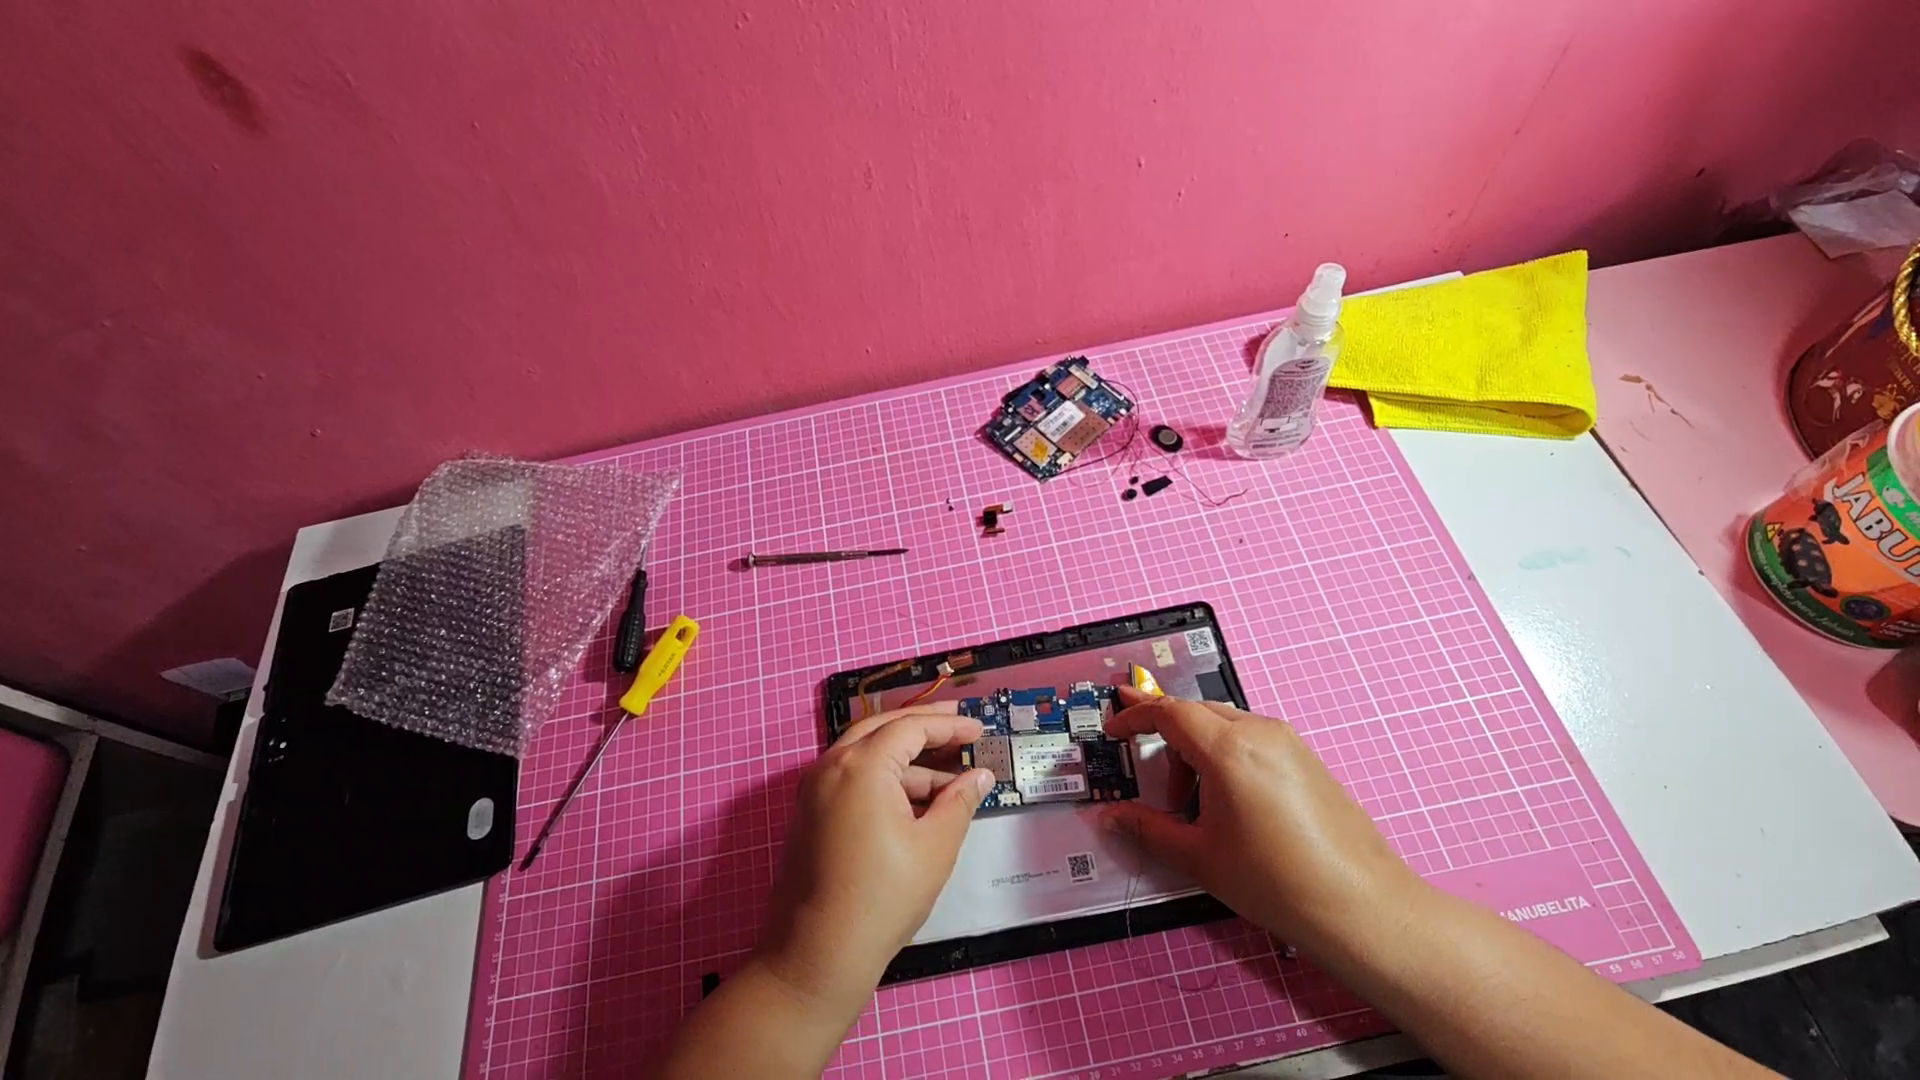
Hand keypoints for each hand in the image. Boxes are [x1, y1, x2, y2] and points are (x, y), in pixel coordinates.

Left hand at [760, 701, 994, 998]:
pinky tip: (916, 803)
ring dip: (907, 759)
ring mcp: (814, 788)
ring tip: (949, 782)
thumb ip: (959, 802)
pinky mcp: (810, 812)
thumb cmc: (883, 897)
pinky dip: (884, 779)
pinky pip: (852, 777)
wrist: (817, 954)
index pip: (910, 727)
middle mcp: (831, 765)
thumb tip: (979, 776)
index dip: (948, 724)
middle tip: (960, 728)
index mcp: (861, 765)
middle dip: (924, 727)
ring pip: (866, 753)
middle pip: (883, 729)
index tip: (978, 729)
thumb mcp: (935, 847)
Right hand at [1099, 689, 1422, 952]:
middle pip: (1196, 714)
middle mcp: (1259, 731)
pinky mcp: (1308, 759)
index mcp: (1228, 748)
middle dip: (1167, 740)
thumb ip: (1147, 828)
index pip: (1169, 711)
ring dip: (1198, 752)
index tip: (1114, 729)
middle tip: (1156, 784)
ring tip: (1199, 809)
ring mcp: (1289, 742)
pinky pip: (1252, 739)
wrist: (1361, 905)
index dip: (1135, 714)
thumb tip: (1110, 816)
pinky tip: (1234, 806)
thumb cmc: (1273, 880)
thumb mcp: (1198, 856)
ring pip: (1225, 726)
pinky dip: (1227, 757)